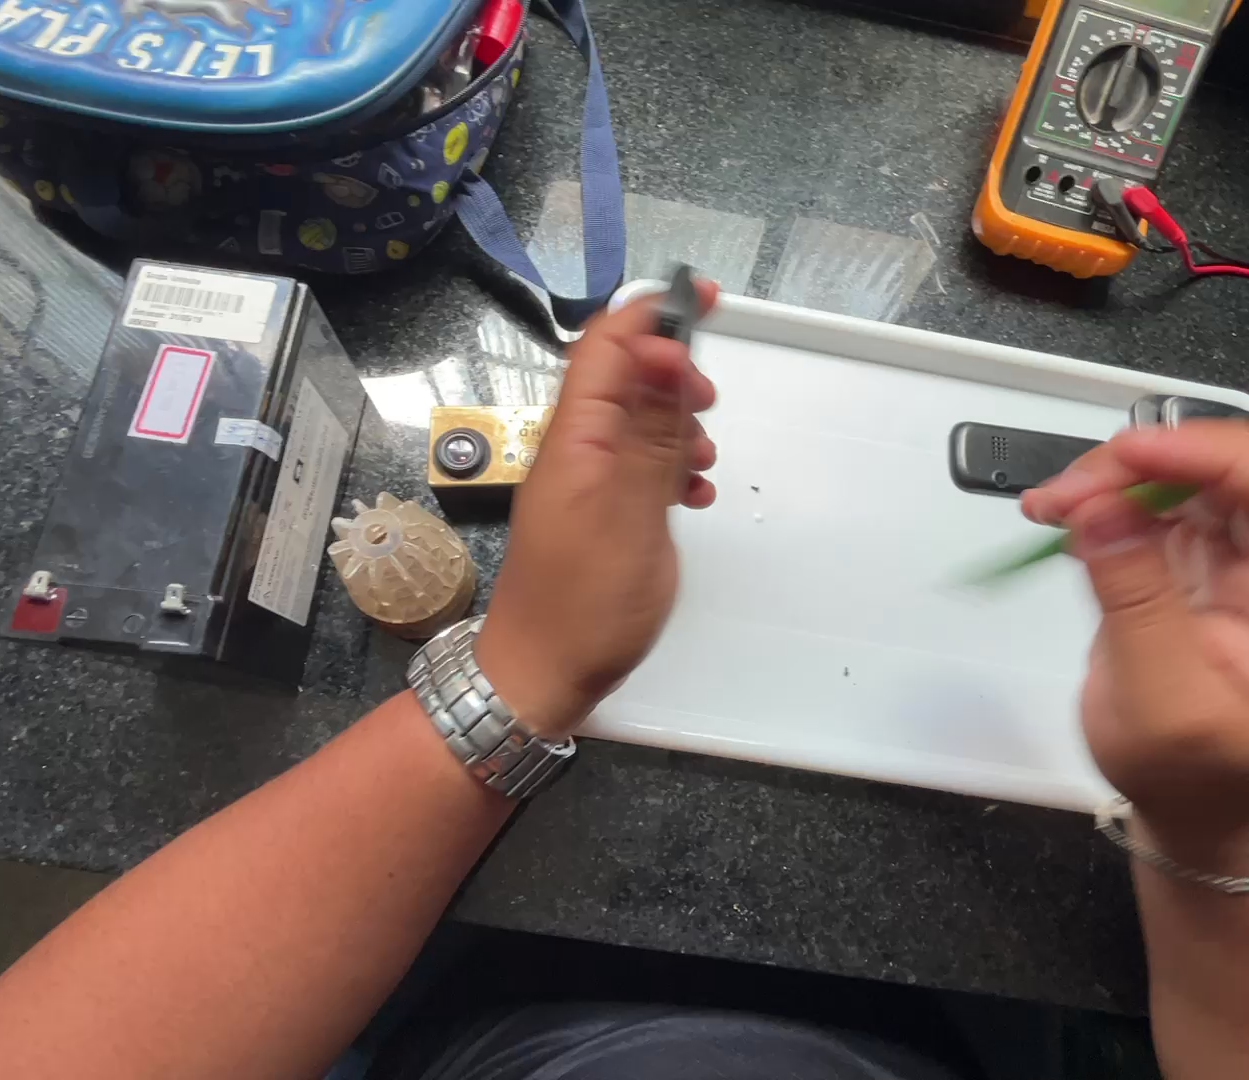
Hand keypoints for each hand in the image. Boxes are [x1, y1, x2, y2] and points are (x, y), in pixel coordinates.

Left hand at [474, 282, 721, 737]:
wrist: (539, 674)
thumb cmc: (585, 604)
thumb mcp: (631, 517)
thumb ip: (651, 437)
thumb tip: (667, 360)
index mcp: (575, 438)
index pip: (606, 345)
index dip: (651, 313)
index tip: (704, 302)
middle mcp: (576, 449)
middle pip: (623, 379)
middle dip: (673, 376)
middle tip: (709, 406)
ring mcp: (586, 481)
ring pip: (636, 423)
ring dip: (677, 427)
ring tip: (703, 464)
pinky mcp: (599, 512)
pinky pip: (637, 467)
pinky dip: (670, 469)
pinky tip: (692, 497)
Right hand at [1021, 421, 1248, 860]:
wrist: (1188, 801)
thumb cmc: (1192, 771)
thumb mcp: (1163, 701)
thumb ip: (1136, 604)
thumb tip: (1097, 511)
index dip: (1219, 455)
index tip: (1128, 454)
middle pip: (1234, 471)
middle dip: (1149, 462)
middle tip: (1070, 489)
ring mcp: (1230, 561)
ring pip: (1182, 480)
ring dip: (1111, 479)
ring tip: (1048, 505)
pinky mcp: (1180, 565)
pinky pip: (1144, 509)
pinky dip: (1096, 502)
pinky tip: (1054, 517)